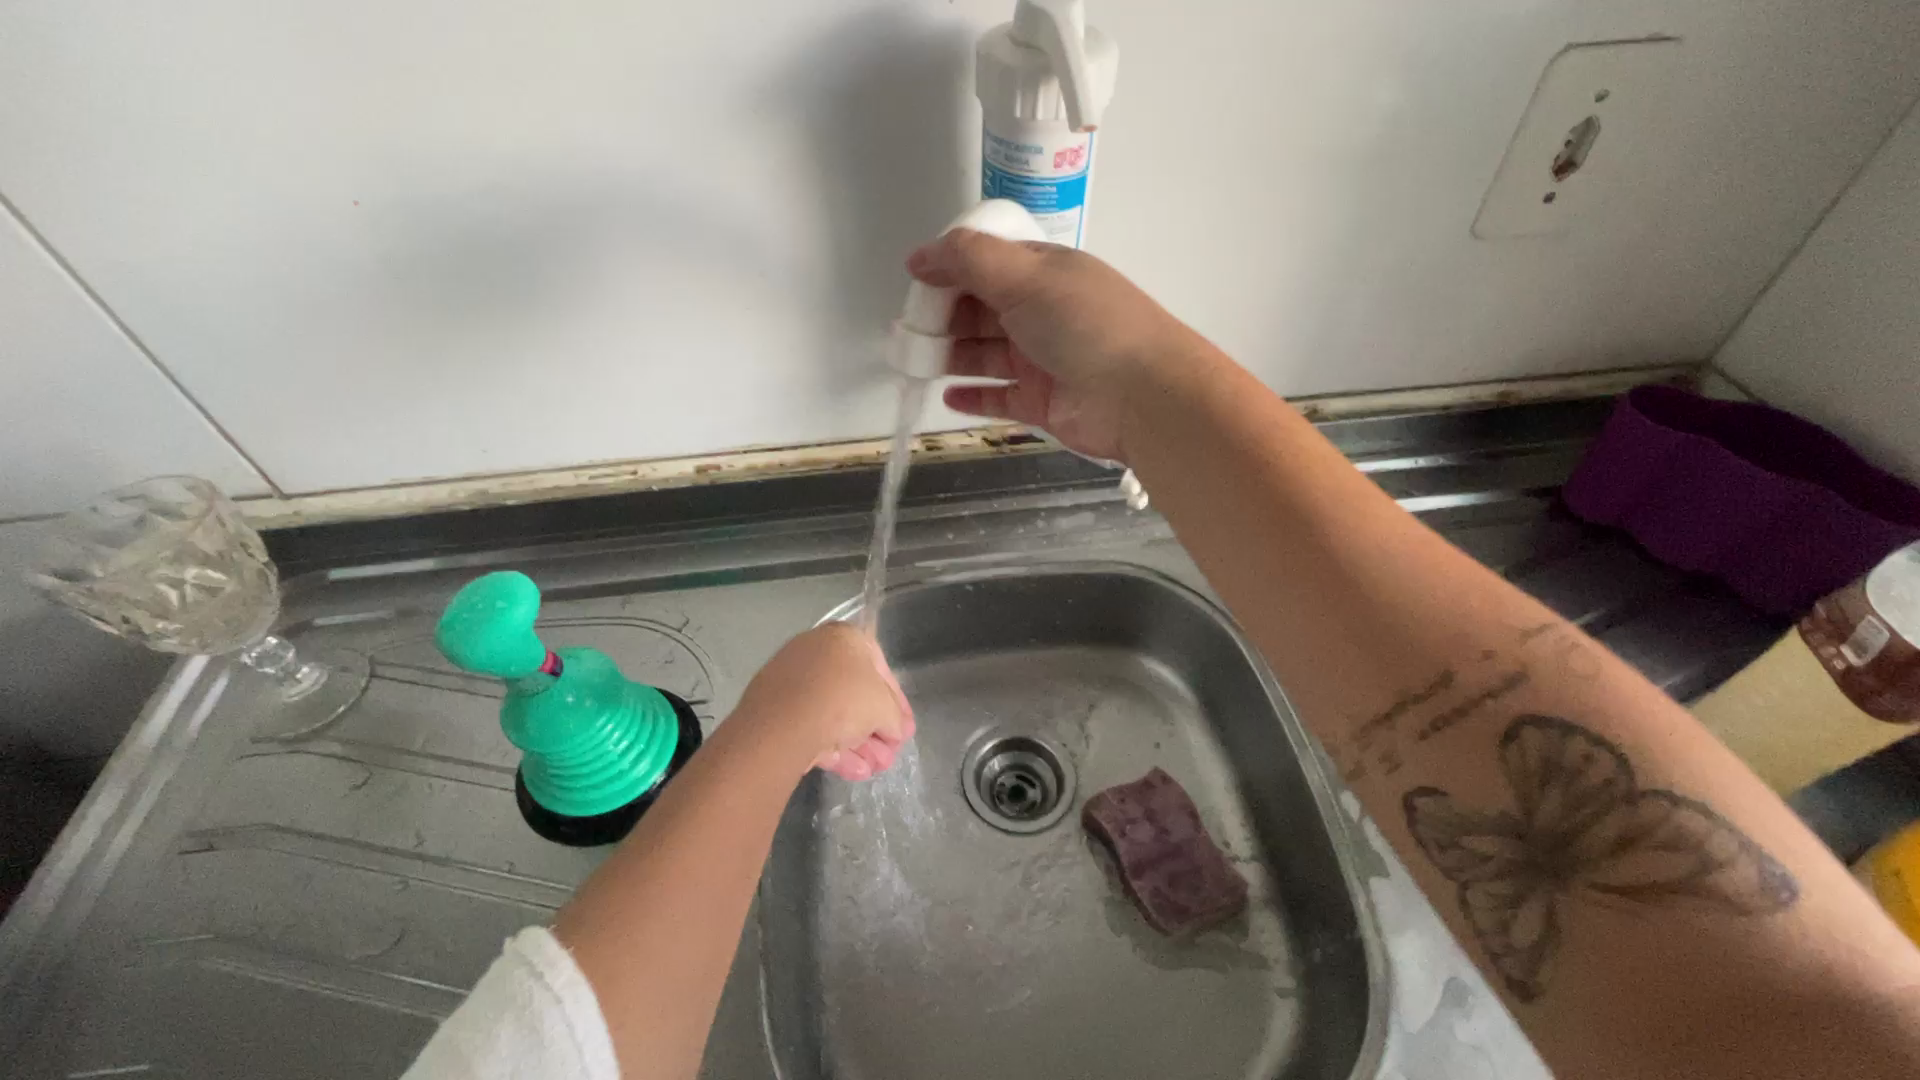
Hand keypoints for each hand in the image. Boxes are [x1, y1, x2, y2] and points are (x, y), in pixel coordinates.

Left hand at [731, 623, 913, 781]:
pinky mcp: (775, 711)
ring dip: (859, 743)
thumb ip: (896, 718)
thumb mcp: (885, 708)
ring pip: (833, 714)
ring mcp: (792, 681)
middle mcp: (816, 652)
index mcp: (844, 638)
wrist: (785, 721)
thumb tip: (896, 730)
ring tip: (876, 769)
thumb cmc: (845, 699)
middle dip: (876, 728)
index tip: (904, 727)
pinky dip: (834, 747)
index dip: (897, 702)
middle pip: (854, 694)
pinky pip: (812, 726)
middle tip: (891, 753)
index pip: (880, 668)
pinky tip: (854, 772)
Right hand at [905, 230, 1214, 462]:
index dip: (948, 269)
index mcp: (1043, 273)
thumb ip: (968, 259)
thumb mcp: (1026, 276)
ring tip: (913, 361)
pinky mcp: (1042, 403)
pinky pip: (999, 397)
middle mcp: (1042, 313)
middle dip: (942, 316)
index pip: (986, 263)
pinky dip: (973, 396)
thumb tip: (919, 256)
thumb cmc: (1085, 325)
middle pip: (980, 310)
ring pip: (984, 354)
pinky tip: (947, 394)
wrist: (1143, 396)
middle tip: (905, 330)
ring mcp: (1042, 360)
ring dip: (950, 355)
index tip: (912, 283)